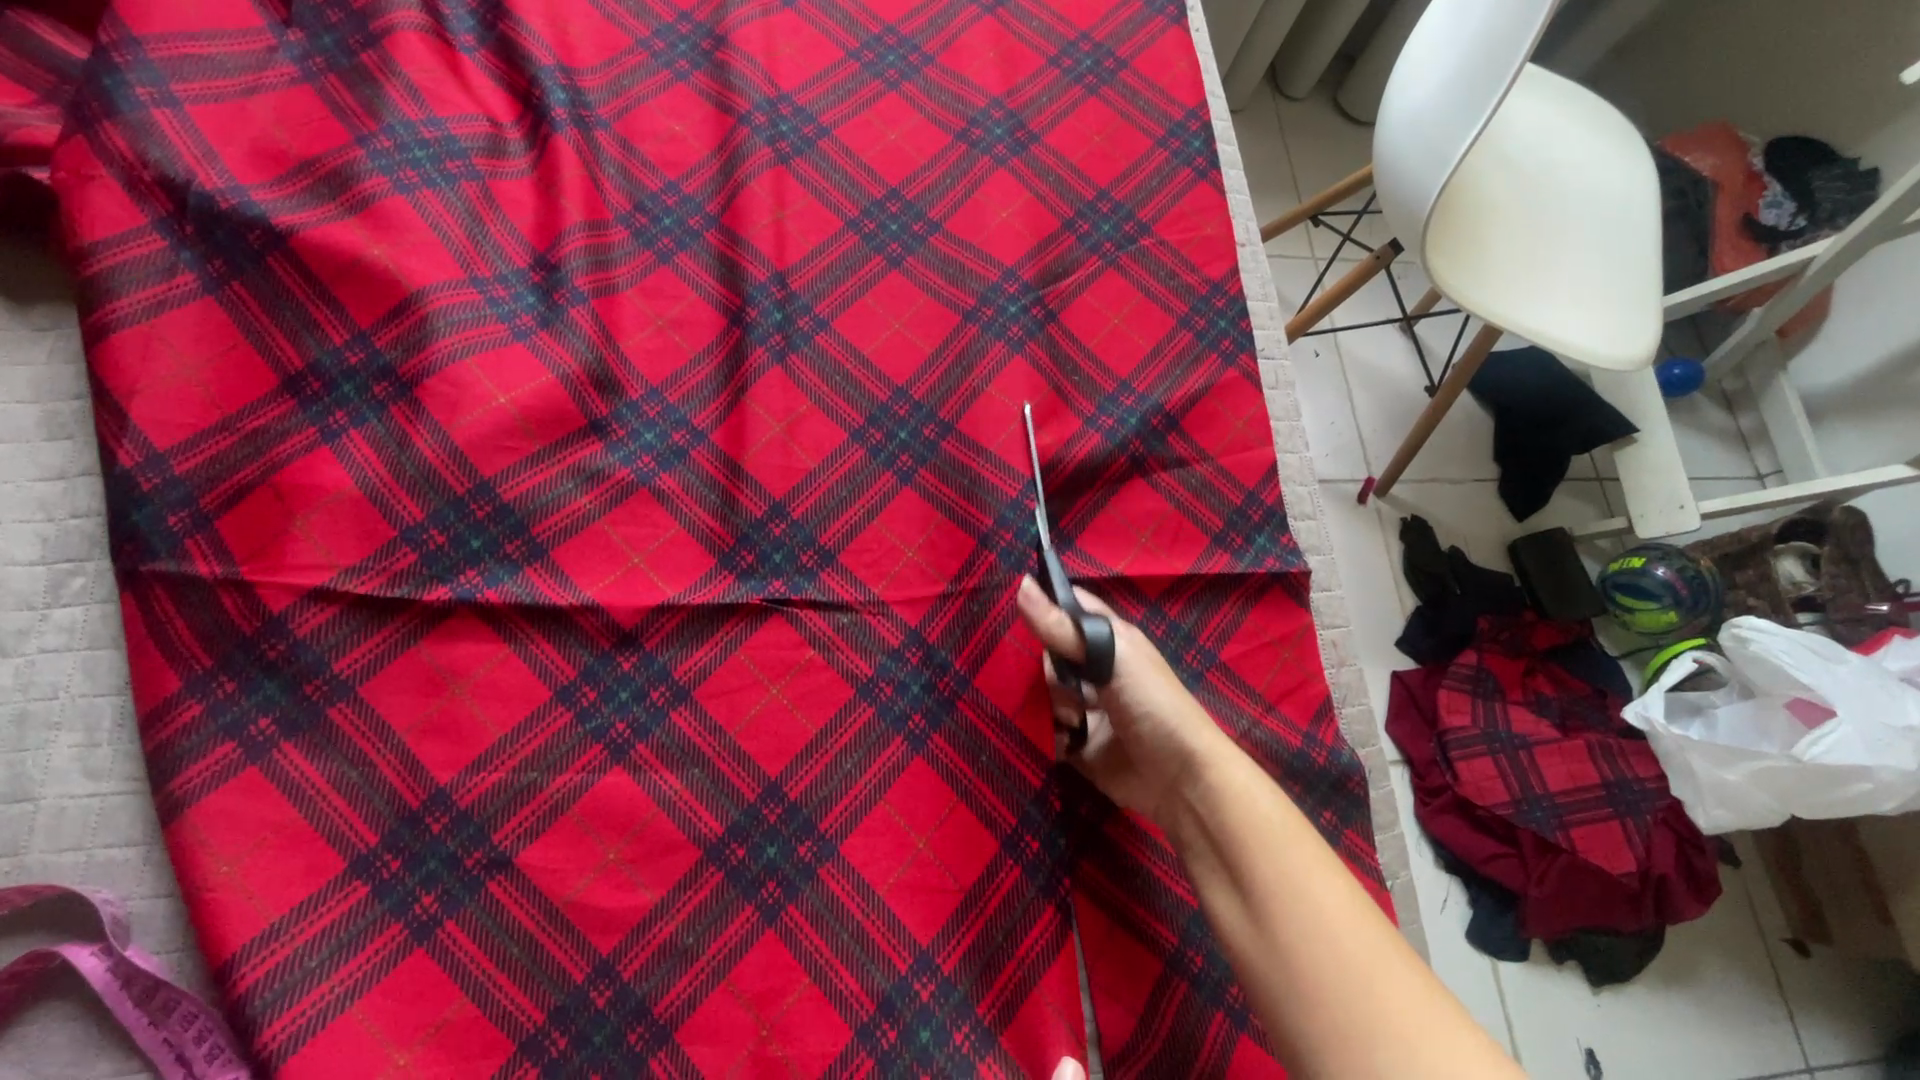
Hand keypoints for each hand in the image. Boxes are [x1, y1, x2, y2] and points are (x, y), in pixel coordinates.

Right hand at [1015, 575, 1231, 827]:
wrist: (1179, 776)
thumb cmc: (1153, 703)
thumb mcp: (1110, 657)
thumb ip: (1063, 627)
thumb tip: (1020, 583)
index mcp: (1109, 641)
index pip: (1069, 610)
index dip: (1044, 606)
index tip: (1014, 610)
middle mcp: (1096, 671)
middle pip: (1048, 656)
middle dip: (1046, 670)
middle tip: (1064, 684)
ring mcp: (1086, 710)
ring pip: (1044, 695)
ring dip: (1048, 706)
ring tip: (1072, 720)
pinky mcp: (1078, 747)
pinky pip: (1047, 733)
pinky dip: (1047, 736)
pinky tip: (1064, 740)